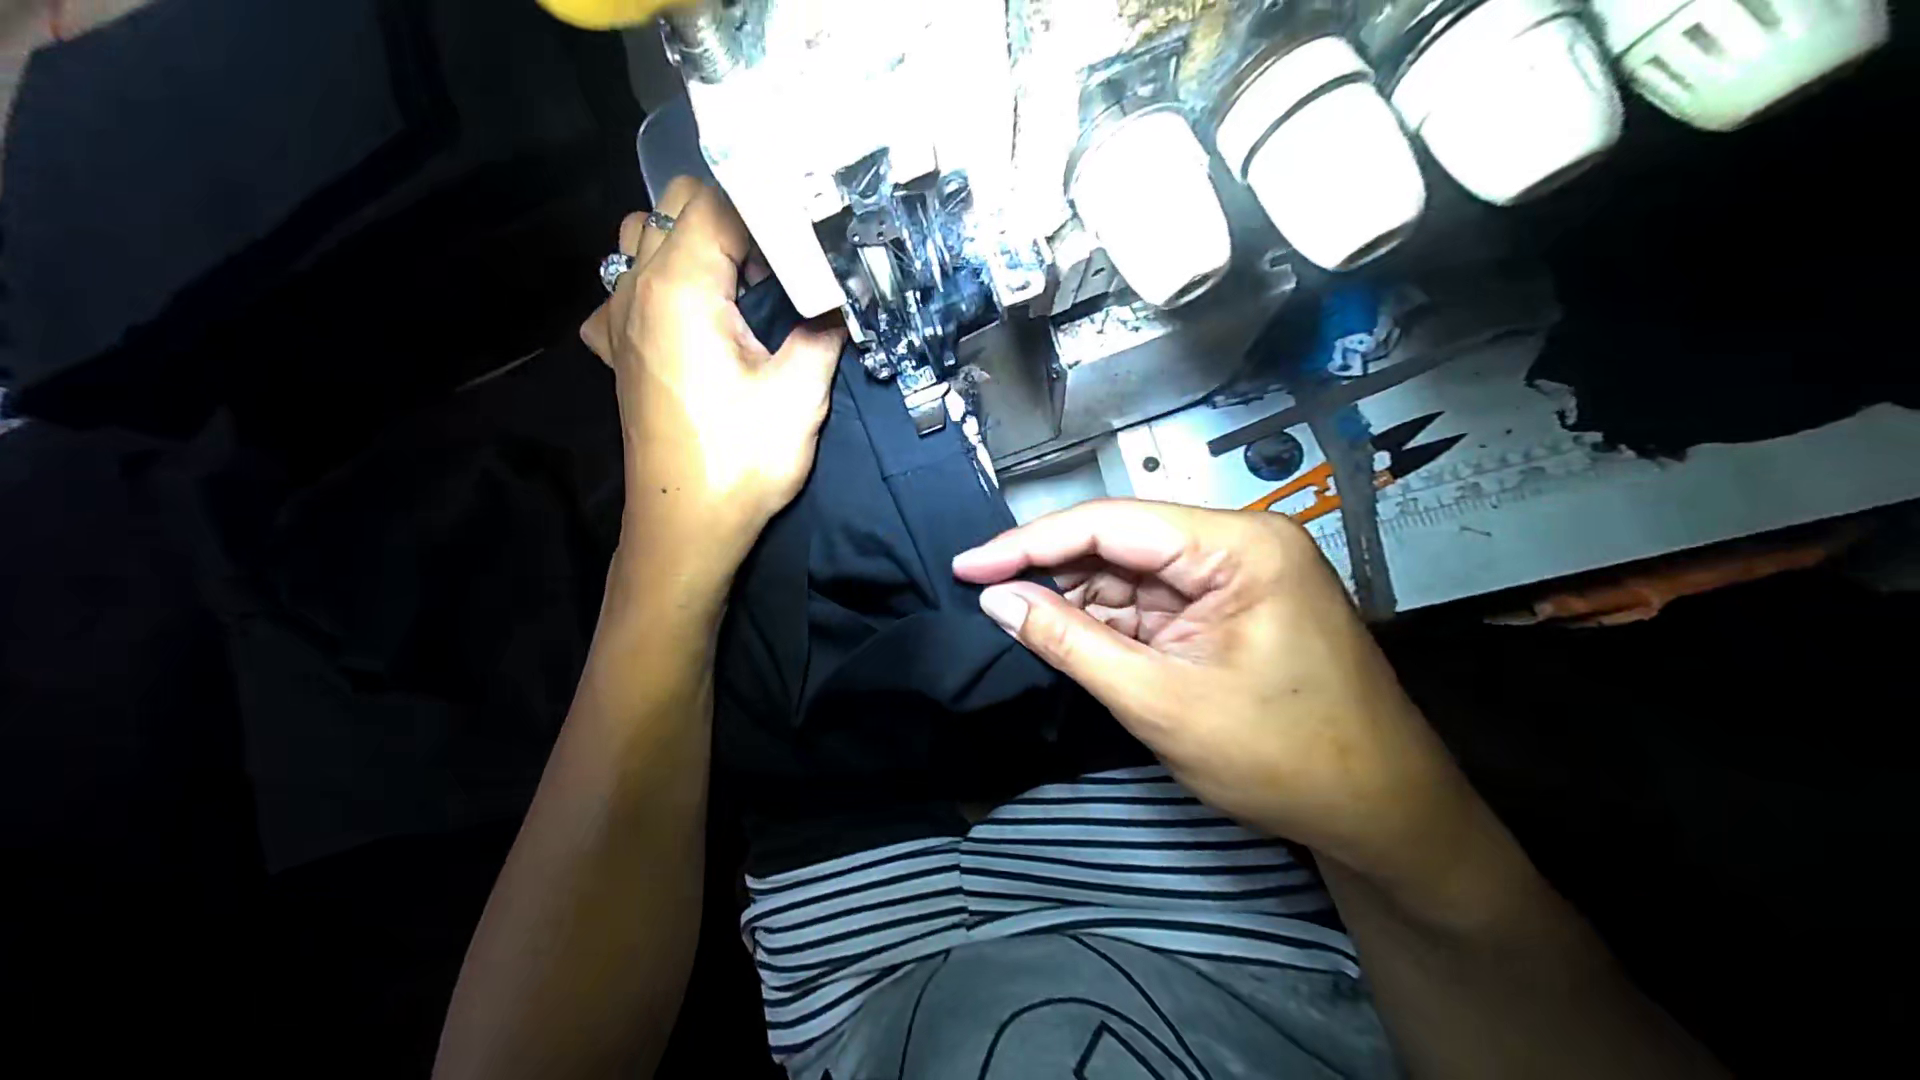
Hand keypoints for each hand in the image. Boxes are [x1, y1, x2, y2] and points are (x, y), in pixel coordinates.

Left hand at [581, 178, 844, 566]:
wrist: (687, 526)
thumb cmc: (740, 462)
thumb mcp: (800, 396)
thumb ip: (823, 333)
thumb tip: (840, 303)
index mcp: (680, 288)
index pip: (720, 201)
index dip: (770, 211)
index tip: (807, 243)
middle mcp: (637, 288)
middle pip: (675, 207)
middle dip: (733, 222)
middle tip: (776, 271)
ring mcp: (617, 319)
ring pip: (640, 239)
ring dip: (689, 246)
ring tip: (732, 290)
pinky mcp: (617, 351)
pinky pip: (623, 290)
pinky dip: (654, 286)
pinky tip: (686, 322)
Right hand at [951, 499, 1478, 884]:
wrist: (1381, 814)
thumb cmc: (1280, 758)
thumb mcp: (1159, 700)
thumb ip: (1070, 641)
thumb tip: (996, 599)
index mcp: (1237, 545)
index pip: (1111, 524)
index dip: (1028, 542)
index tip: (967, 564)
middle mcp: (1238, 543)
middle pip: (1120, 542)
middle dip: (1052, 572)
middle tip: (986, 595)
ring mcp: (1236, 574)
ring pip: (1131, 572)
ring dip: (1077, 599)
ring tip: (1020, 620)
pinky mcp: (1230, 605)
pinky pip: (1153, 600)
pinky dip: (1109, 621)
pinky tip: (1070, 634)